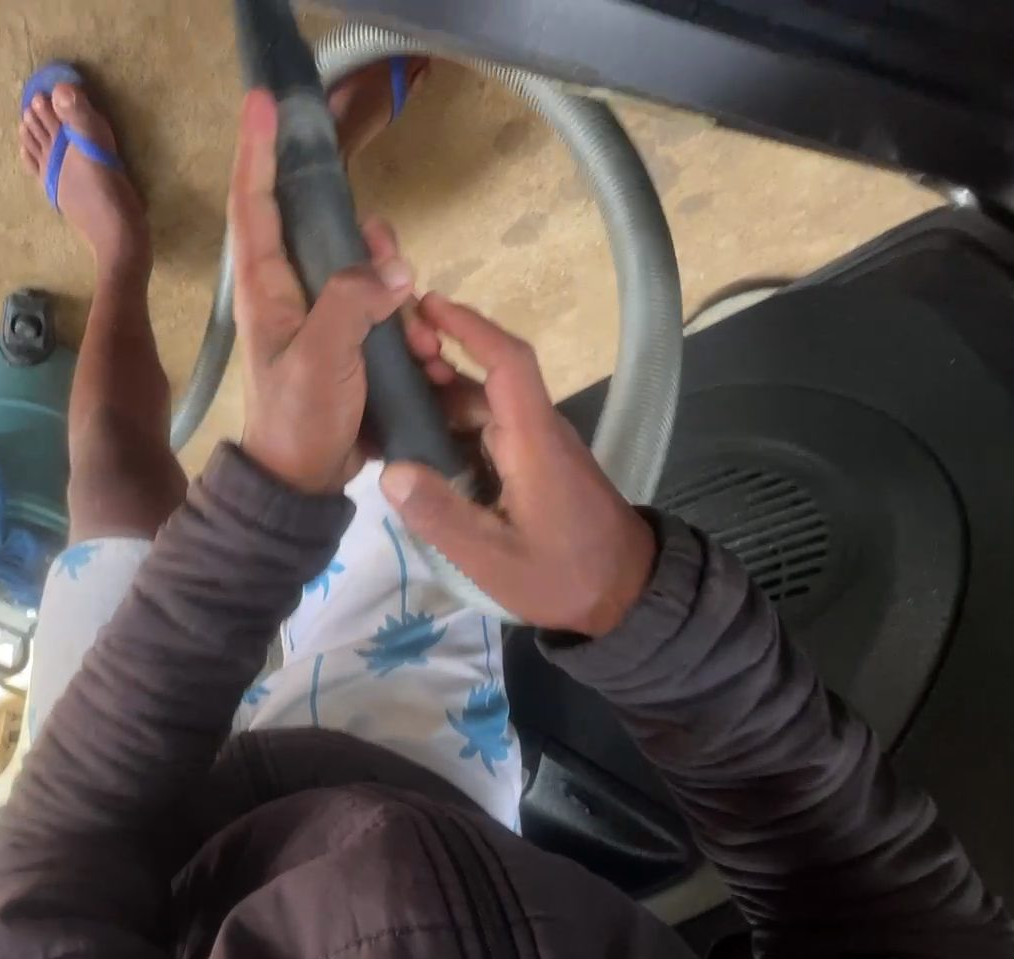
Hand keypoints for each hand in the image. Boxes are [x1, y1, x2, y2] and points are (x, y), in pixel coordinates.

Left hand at [228, 89, 415, 493]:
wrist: (304, 478)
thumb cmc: (299, 418)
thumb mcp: (321, 360)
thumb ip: (351, 304)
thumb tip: (394, 271)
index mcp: (267, 290)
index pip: (255, 207)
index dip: (258, 154)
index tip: (264, 104)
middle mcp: (291, 294)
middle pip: (325, 233)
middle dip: (365, 241)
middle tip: (394, 264)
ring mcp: (322, 318)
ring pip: (364, 272)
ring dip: (396, 292)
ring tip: (414, 331)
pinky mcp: (348, 342)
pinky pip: (382, 310)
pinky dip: (405, 323)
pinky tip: (424, 351)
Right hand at [378, 294, 656, 637]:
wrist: (627, 597)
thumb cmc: (564, 576)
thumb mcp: (494, 559)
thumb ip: (442, 516)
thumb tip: (391, 472)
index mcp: (533, 443)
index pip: (507, 365)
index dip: (470, 327)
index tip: (430, 305)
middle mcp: (536, 434)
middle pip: (487, 381)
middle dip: (440, 360)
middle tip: (387, 359)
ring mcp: (536, 450)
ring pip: (483, 407)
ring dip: (441, 396)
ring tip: (389, 399)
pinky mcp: (533, 468)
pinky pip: (486, 434)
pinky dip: (451, 427)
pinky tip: (418, 442)